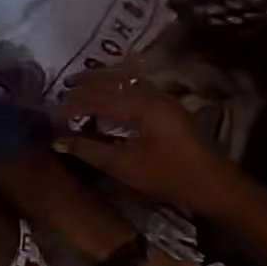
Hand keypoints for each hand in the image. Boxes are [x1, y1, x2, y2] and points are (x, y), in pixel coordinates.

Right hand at [55, 69, 242, 215]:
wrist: (217, 187)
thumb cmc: (170, 177)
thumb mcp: (125, 167)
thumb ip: (90, 150)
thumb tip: (58, 140)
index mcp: (143, 106)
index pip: (98, 99)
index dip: (71, 105)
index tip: (50, 113)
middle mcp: (153, 94)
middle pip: (112, 81)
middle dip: (85, 84)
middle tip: (61, 89)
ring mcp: (164, 98)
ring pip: (126, 79)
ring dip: (101, 80)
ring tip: (79, 84)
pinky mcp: (169, 107)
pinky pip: (136, 85)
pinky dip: (117, 85)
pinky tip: (109, 93)